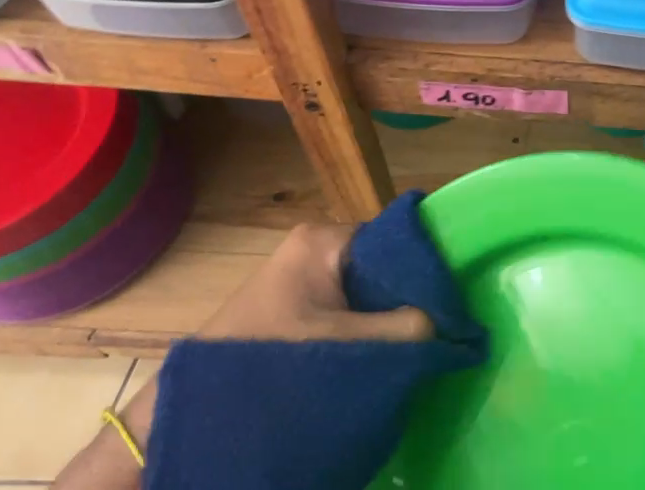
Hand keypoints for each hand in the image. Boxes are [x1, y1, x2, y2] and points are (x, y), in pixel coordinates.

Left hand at [197, 223, 433, 342]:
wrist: (194, 406)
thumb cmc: (268, 358)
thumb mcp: (343, 345)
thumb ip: (402, 330)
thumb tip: (450, 328)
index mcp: (325, 238)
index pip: (395, 239)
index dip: (425, 269)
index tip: (449, 301)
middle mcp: (316, 244)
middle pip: (383, 262)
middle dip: (407, 294)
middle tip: (437, 325)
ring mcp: (305, 272)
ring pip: (367, 286)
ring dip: (387, 314)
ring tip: (413, 339)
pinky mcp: (298, 299)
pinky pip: (349, 303)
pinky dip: (366, 324)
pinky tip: (379, 347)